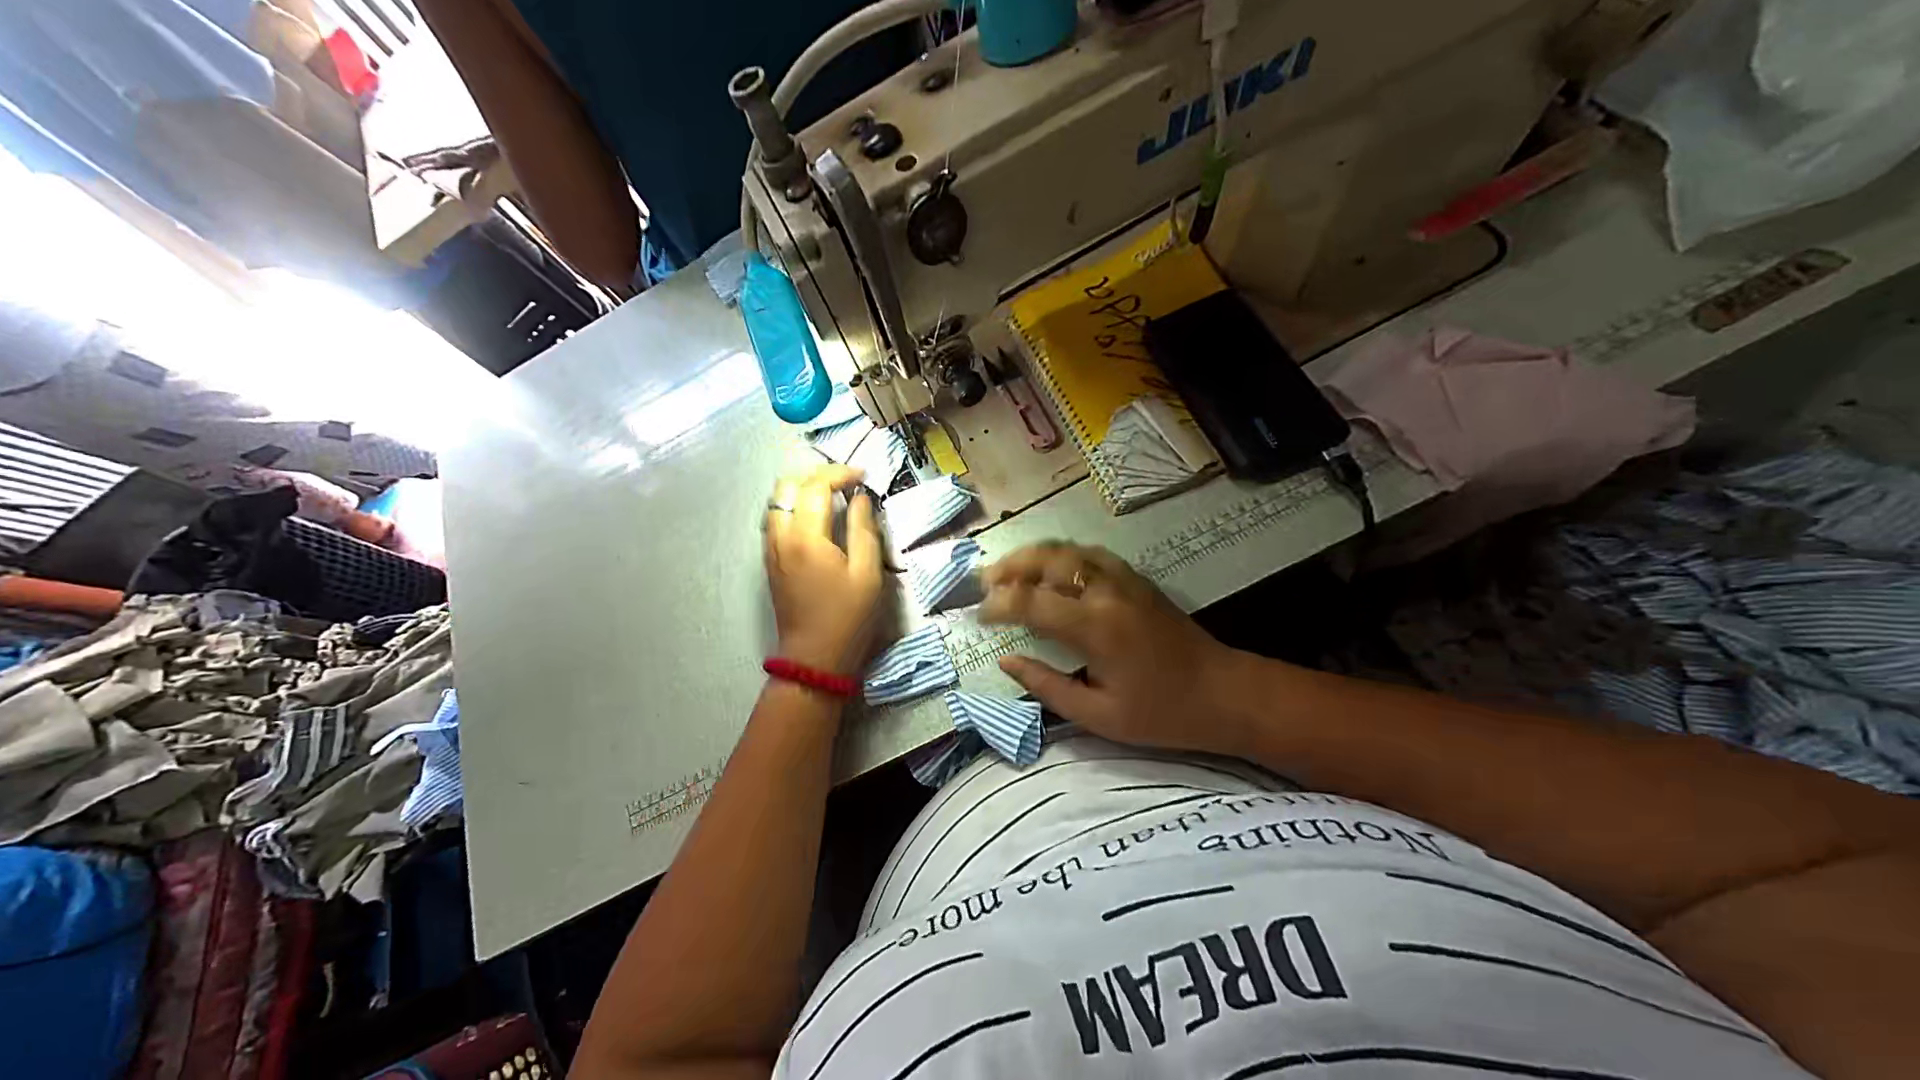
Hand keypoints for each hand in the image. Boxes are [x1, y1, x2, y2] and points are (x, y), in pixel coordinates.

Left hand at [764, 465, 883, 675]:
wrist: (814, 657)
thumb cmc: (847, 617)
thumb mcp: (868, 574)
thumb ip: (864, 530)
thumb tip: (860, 499)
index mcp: (806, 538)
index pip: (816, 485)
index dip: (840, 474)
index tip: (862, 478)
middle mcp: (781, 537)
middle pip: (786, 486)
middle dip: (815, 476)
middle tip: (844, 484)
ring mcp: (771, 550)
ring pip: (777, 502)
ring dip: (802, 490)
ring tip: (831, 497)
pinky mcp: (771, 562)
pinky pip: (776, 520)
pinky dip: (793, 507)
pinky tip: (815, 519)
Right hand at [979, 542, 1243, 752]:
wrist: (1225, 693)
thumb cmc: (1162, 713)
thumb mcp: (1099, 716)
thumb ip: (1047, 686)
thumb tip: (1007, 661)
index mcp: (1095, 628)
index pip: (1031, 602)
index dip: (998, 605)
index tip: (979, 616)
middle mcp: (1107, 593)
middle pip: (1047, 560)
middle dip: (1010, 567)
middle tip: (984, 582)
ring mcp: (1125, 580)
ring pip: (1069, 550)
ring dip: (1032, 556)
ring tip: (1008, 571)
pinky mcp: (1137, 579)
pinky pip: (1090, 554)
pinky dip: (1062, 555)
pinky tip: (1050, 569)